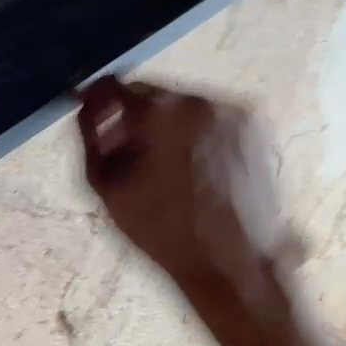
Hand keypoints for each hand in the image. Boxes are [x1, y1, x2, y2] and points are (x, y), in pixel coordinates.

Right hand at [75, 76, 297, 300]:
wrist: (236, 261)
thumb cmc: (162, 229)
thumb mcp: (106, 186)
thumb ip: (90, 135)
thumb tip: (87, 106)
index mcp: (156, 111)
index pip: (112, 84)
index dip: (96, 99)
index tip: (92, 114)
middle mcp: (197, 99)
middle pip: (151, 94)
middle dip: (134, 117)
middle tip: (127, 151)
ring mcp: (233, 111)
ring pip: (183, 106)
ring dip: (167, 125)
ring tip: (164, 166)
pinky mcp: (258, 127)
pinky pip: (212, 119)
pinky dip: (197, 134)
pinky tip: (195, 169)